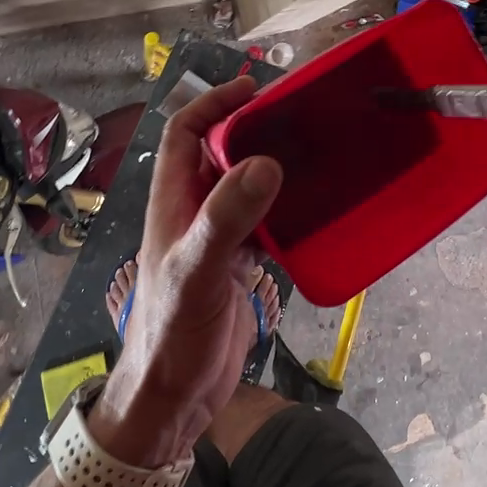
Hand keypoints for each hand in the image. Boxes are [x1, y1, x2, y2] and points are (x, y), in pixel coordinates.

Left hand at [86, 77, 281, 466]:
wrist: (173, 399)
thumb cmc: (172, 330)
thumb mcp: (197, 269)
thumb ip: (227, 217)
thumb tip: (266, 162)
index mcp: (172, 201)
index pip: (184, 133)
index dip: (212, 104)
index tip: (252, 88)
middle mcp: (193, 211)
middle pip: (220, 154)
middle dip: (252, 131)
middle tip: (297, 118)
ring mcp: (215, 239)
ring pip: (243, 188)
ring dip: (271, 170)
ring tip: (313, 155)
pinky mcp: (236, 266)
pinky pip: (263, 224)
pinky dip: (284, 213)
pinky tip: (311, 211)